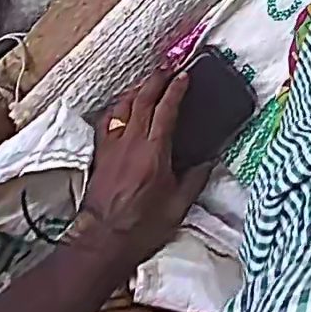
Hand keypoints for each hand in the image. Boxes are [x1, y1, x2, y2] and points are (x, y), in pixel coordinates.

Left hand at [72, 69, 213, 265]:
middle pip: (143, 98)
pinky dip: (118, 107)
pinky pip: (108, 121)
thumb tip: (209, 161)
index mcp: (154, 152)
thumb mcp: (177, 207)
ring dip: (138, 89)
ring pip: (124, 105)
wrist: (102, 243)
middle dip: (157, 79)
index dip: (176, 88)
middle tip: (168, 68)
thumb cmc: (141, 227)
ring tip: (148, 81)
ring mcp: (114, 146)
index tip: (184, 75)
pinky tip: (123, 106)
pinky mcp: (101, 154)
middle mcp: (132, 142)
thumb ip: (195, 179)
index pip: (166, 109)